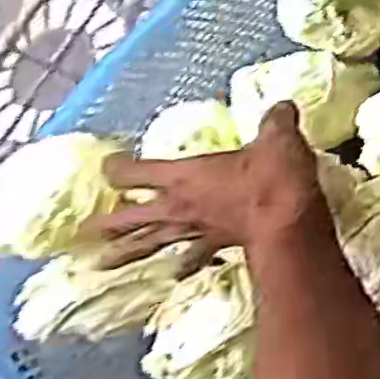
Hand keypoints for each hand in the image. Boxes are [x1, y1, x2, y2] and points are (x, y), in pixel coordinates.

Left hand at [83, 102, 325, 269]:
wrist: (288, 218)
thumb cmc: (274, 175)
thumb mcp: (280, 138)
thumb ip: (276, 120)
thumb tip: (280, 106)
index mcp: (183, 177)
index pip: (132, 172)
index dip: (117, 166)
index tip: (112, 161)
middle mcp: (176, 205)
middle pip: (124, 218)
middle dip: (105, 220)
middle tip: (90, 223)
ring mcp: (193, 228)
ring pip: (145, 243)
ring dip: (124, 252)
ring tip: (103, 262)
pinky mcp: (215, 244)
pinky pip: (191, 258)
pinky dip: (181, 264)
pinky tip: (176, 271)